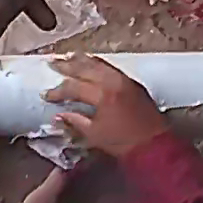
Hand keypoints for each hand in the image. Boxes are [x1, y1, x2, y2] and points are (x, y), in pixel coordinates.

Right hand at [43, 54, 167, 157]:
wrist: (155, 146)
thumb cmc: (123, 143)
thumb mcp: (94, 135)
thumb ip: (75, 121)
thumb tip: (58, 115)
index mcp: (102, 95)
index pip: (73, 87)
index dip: (58, 91)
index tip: (46, 95)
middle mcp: (113, 82)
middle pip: (85, 68)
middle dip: (66, 66)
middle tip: (52, 62)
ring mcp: (124, 79)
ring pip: (98, 63)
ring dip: (81, 60)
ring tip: (68, 56)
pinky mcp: (132, 82)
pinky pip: (110, 67)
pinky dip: (97, 63)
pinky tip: (90, 62)